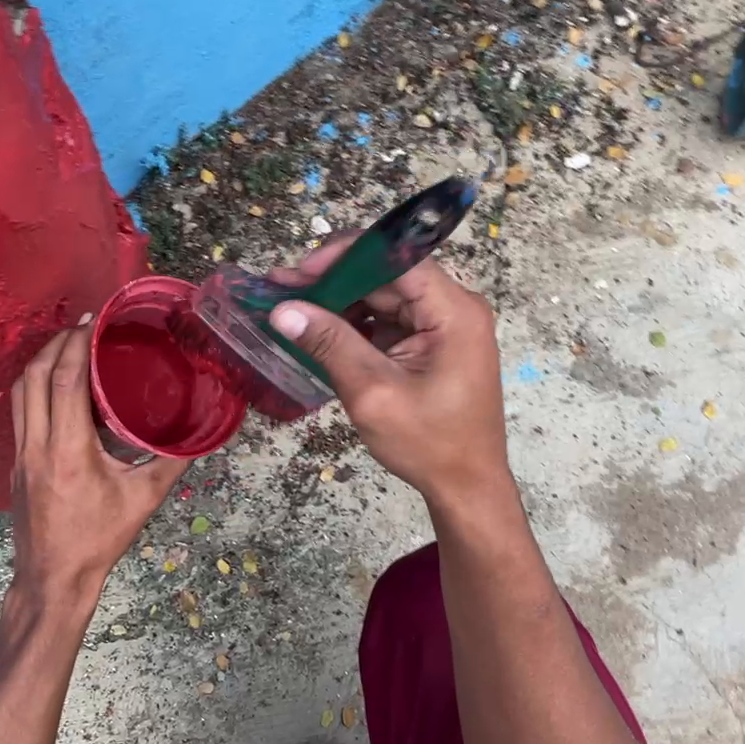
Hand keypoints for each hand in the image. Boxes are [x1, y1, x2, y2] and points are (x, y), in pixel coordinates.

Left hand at [6, 324, 188, 618]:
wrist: (52, 578)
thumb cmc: (98, 541)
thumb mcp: (143, 501)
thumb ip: (171, 463)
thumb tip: (199, 434)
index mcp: (69, 450)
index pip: (65, 382)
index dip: (76, 345)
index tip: (91, 323)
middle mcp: (38, 445)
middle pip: (34, 377)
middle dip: (55, 344)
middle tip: (81, 328)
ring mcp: (21, 454)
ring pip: (19, 392)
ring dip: (40, 363)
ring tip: (67, 348)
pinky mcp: (17, 463)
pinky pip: (20, 411)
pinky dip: (35, 387)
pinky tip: (57, 388)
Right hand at [268, 231, 509, 503]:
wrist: (465, 486)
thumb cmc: (428, 443)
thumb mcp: (372, 392)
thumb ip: (329, 344)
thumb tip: (282, 310)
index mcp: (453, 311)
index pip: (396, 259)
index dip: (344, 257)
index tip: (299, 273)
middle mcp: (452, 308)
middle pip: (386, 276)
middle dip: (332, 281)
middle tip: (279, 290)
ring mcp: (442, 327)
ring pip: (382, 298)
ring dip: (337, 303)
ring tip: (289, 308)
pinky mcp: (429, 345)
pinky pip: (386, 321)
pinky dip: (353, 325)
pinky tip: (316, 331)